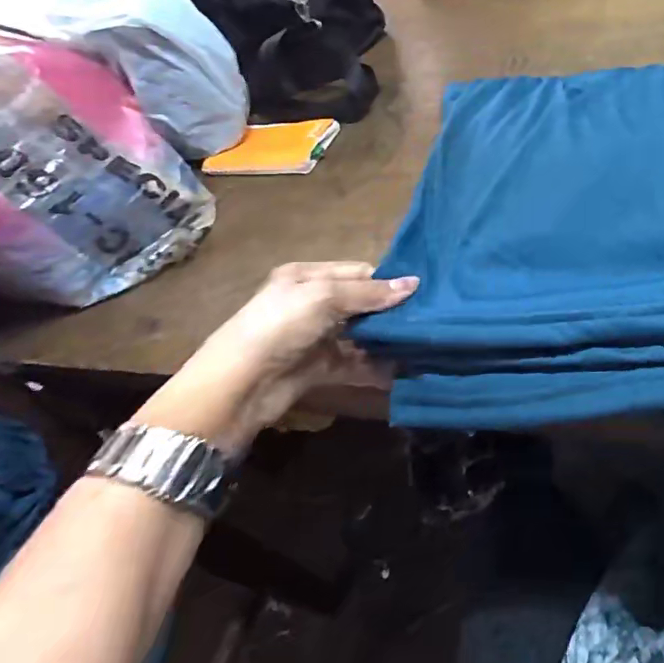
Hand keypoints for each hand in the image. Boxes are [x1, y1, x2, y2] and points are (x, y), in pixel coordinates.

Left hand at [133, 262, 417, 454]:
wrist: (234, 390)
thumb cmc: (278, 328)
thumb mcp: (324, 298)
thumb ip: (371, 293)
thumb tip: (415, 284)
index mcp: (307, 276)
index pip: (359, 272)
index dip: (388, 280)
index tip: (423, 291)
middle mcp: (311, 303)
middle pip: (362, 303)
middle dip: (391, 311)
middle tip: (429, 318)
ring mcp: (314, 337)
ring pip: (360, 334)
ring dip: (386, 340)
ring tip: (422, 343)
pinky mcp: (317, 368)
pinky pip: (354, 363)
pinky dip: (376, 367)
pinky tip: (402, 369)